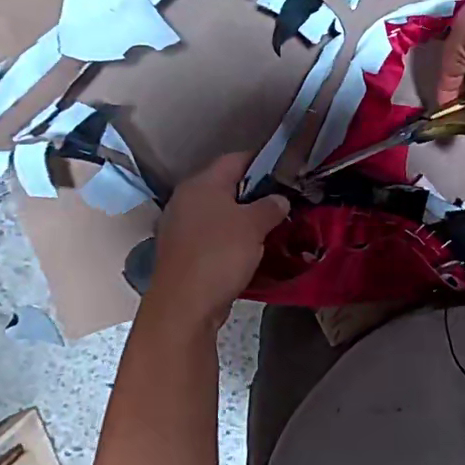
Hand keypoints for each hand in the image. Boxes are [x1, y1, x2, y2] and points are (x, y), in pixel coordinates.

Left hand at [143, 152, 289, 328]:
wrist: (184, 305)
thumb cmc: (220, 254)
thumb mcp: (254, 226)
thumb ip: (270, 206)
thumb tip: (280, 199)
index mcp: (201, 184)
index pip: (235, 159)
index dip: (262, 162)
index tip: (285, 172)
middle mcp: (185, 199)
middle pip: (226, 187)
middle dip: (254, 194)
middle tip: (282, 204)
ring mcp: (179, 227)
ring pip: (219, 214)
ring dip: (242, 220)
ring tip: (270, 229)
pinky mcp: (180, 252)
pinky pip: (211, 236)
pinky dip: (230, 240)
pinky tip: (249, 252)